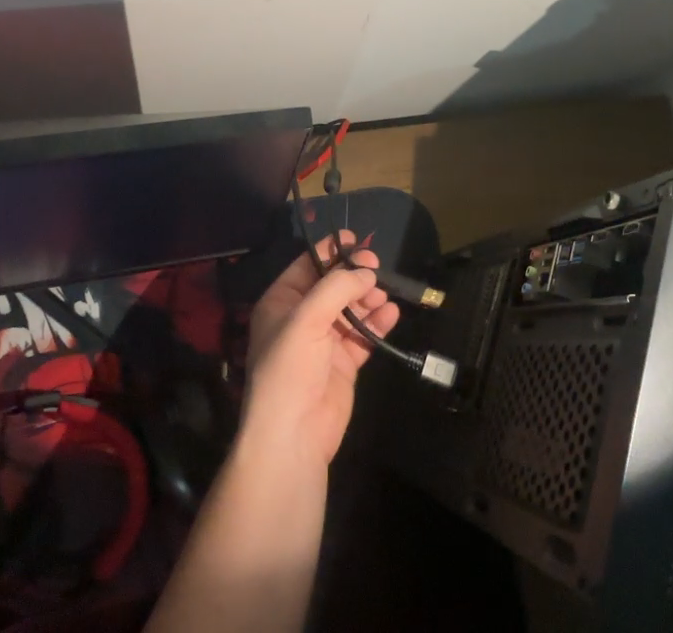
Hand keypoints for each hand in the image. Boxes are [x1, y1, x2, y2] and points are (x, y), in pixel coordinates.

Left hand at [240, 230, 400, 469]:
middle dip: (355, 276)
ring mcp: (323, 342)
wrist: (294, 433)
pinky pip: (364, 335)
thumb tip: (366, 272)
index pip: (306, 267)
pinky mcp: (343, 364)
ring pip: (351, 309)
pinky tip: (391, 313)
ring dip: (368, 299)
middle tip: (377, 267)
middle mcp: (301, 319)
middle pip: (332, 287)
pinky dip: (377, 323)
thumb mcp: (306, 319)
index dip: (330, 252)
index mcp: (280, 303)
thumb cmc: (290, 368)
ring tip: (385, 294)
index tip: (356, 239)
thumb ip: (336, 288)